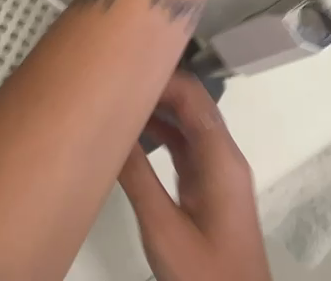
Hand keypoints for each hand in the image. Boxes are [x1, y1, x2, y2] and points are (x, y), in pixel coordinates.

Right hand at [120, 73, 268, 280]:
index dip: (158, 76)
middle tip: (111, 79)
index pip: (191, 95)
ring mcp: (216, 171)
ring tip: (114, 98)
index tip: (119, 70)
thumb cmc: (206, 276)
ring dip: (155, 107)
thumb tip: (107, 127)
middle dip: (154, 85)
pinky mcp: (207, 187)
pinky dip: (158, 132)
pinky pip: (182, 144)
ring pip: (185, 121)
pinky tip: (129, 132)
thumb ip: (137, 177)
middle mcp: (222, 156)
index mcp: (220, 158)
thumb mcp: (164, 229)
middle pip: (191, 102)